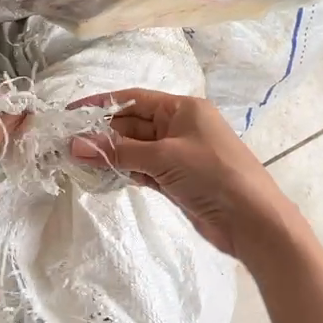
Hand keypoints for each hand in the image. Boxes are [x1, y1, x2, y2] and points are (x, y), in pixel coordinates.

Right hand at [68, 88, 293, 261]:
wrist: (255, 223)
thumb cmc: (213, 175)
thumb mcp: (164, 158)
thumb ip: (118, 151)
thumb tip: (75, 145)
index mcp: (182, 109)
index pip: (132, 99)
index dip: (100, 104)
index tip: (70, 113)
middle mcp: (178, 126)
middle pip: (130, 125)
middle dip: (101, 134)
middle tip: (67, 145)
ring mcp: (178, 154)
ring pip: (134, 149)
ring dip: (109, 155)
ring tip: (77, 162)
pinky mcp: (176, 180)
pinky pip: (142, 169)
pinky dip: (124, 172)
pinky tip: (101, 177)